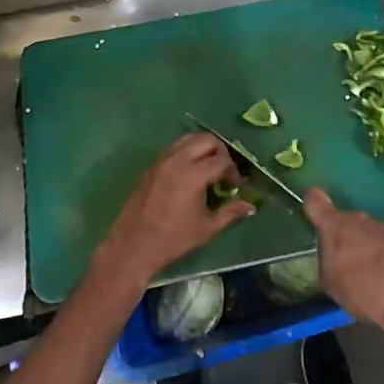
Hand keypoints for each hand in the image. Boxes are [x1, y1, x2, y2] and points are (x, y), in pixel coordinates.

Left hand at [93, 133, 254, 286]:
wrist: (134, 245)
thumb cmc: (173, 239)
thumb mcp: (206, 228)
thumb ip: (230, 212)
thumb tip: (250, 206)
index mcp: (193, 174)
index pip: (222, 160)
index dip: (234, 172)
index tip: (236, 185)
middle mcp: (177, 160)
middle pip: (206, 139)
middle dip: (220, 151)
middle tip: (223, 171)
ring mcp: (161, 161)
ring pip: (187, 139)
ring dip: (202, 147)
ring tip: (207, 168)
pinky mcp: (151, 166)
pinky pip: (173, 148)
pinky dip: (186, 152)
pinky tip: (188, 173)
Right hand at [306, 187, 383, 336]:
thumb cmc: (359, 290)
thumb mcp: (328, 280)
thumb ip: (327, 257)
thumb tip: (333, 252)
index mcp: (334, 225)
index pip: (315, 200)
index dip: (311, 200)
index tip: (310, 205)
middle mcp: (359, 219)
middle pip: (344, 219)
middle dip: (342, 234)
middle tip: (342, 258)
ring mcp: (383, 228)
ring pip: (366, 231)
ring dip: (364, 244)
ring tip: (366, 271)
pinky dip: (382, 254)